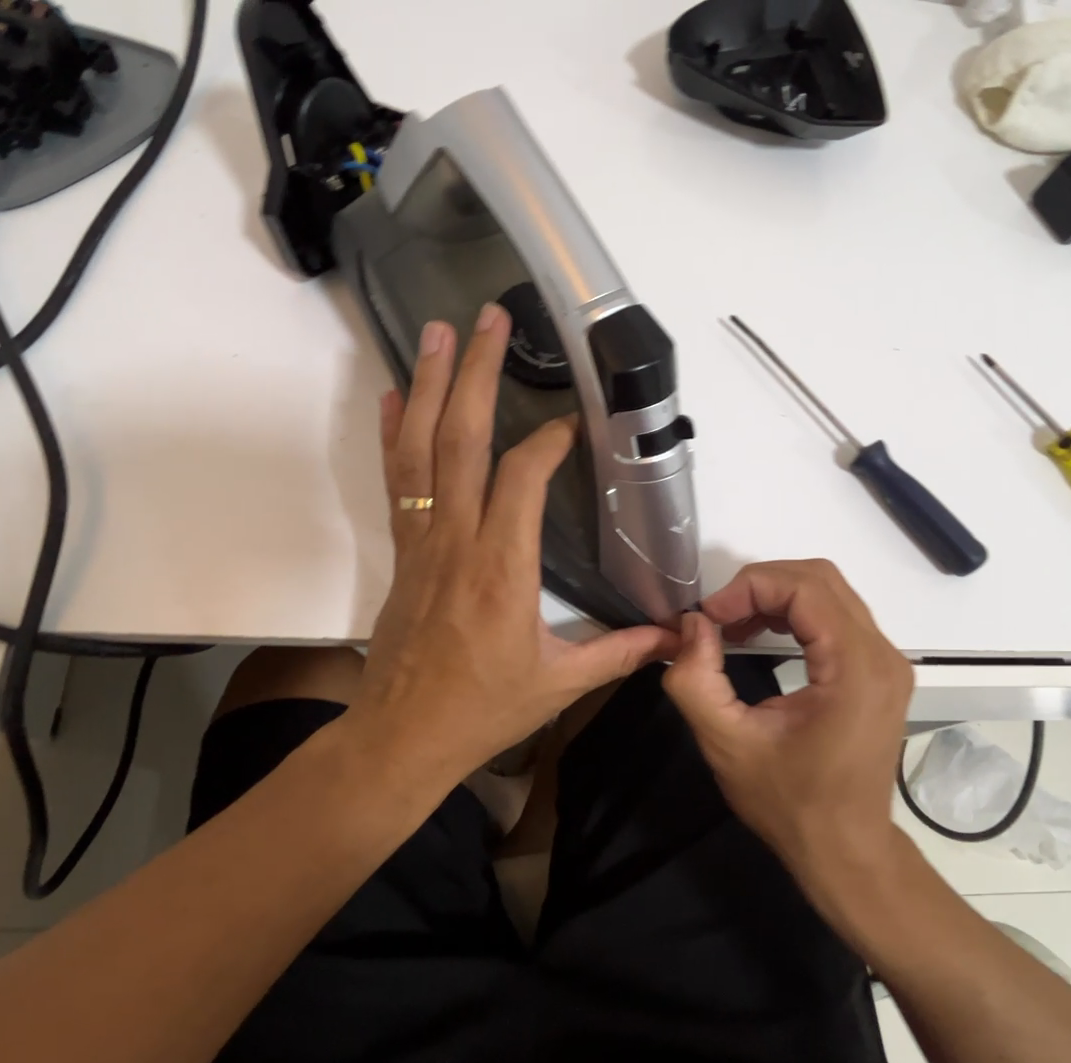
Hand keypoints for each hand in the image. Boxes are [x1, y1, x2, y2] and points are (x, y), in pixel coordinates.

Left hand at [349, 304, 678, 782]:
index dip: (548, 439)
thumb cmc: (482, 710)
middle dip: (475, 372)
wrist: (402, 735)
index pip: (523, 478)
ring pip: (419, 449)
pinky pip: (395, 481)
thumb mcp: (560, 684)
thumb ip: (619, 653)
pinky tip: (397, 395)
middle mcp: (457, 541)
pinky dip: (394, 433)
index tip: (572, 422)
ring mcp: (422, 541)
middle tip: (488, 318)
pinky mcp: (402, 550)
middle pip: (461, 439)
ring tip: (437, 331)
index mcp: (502, 568)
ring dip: (428, 385)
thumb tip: (676, 637)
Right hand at [662, 560, 913, 875]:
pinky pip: (836, 617)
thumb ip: (696, 679)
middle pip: (821, 580)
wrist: (844, 848)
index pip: (806, 588)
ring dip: (775, 597)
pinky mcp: (879, 672)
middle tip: (718, 617)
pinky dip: (794, 614)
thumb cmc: (789, 803)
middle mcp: (882, 655)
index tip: (708, 617)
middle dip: (761, 585)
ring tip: (732, 626)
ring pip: (830, 593)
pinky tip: (759, 635)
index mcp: (855, 669)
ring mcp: (886, 662)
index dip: (749, 587)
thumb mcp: (726, 743)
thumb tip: (691, 624)